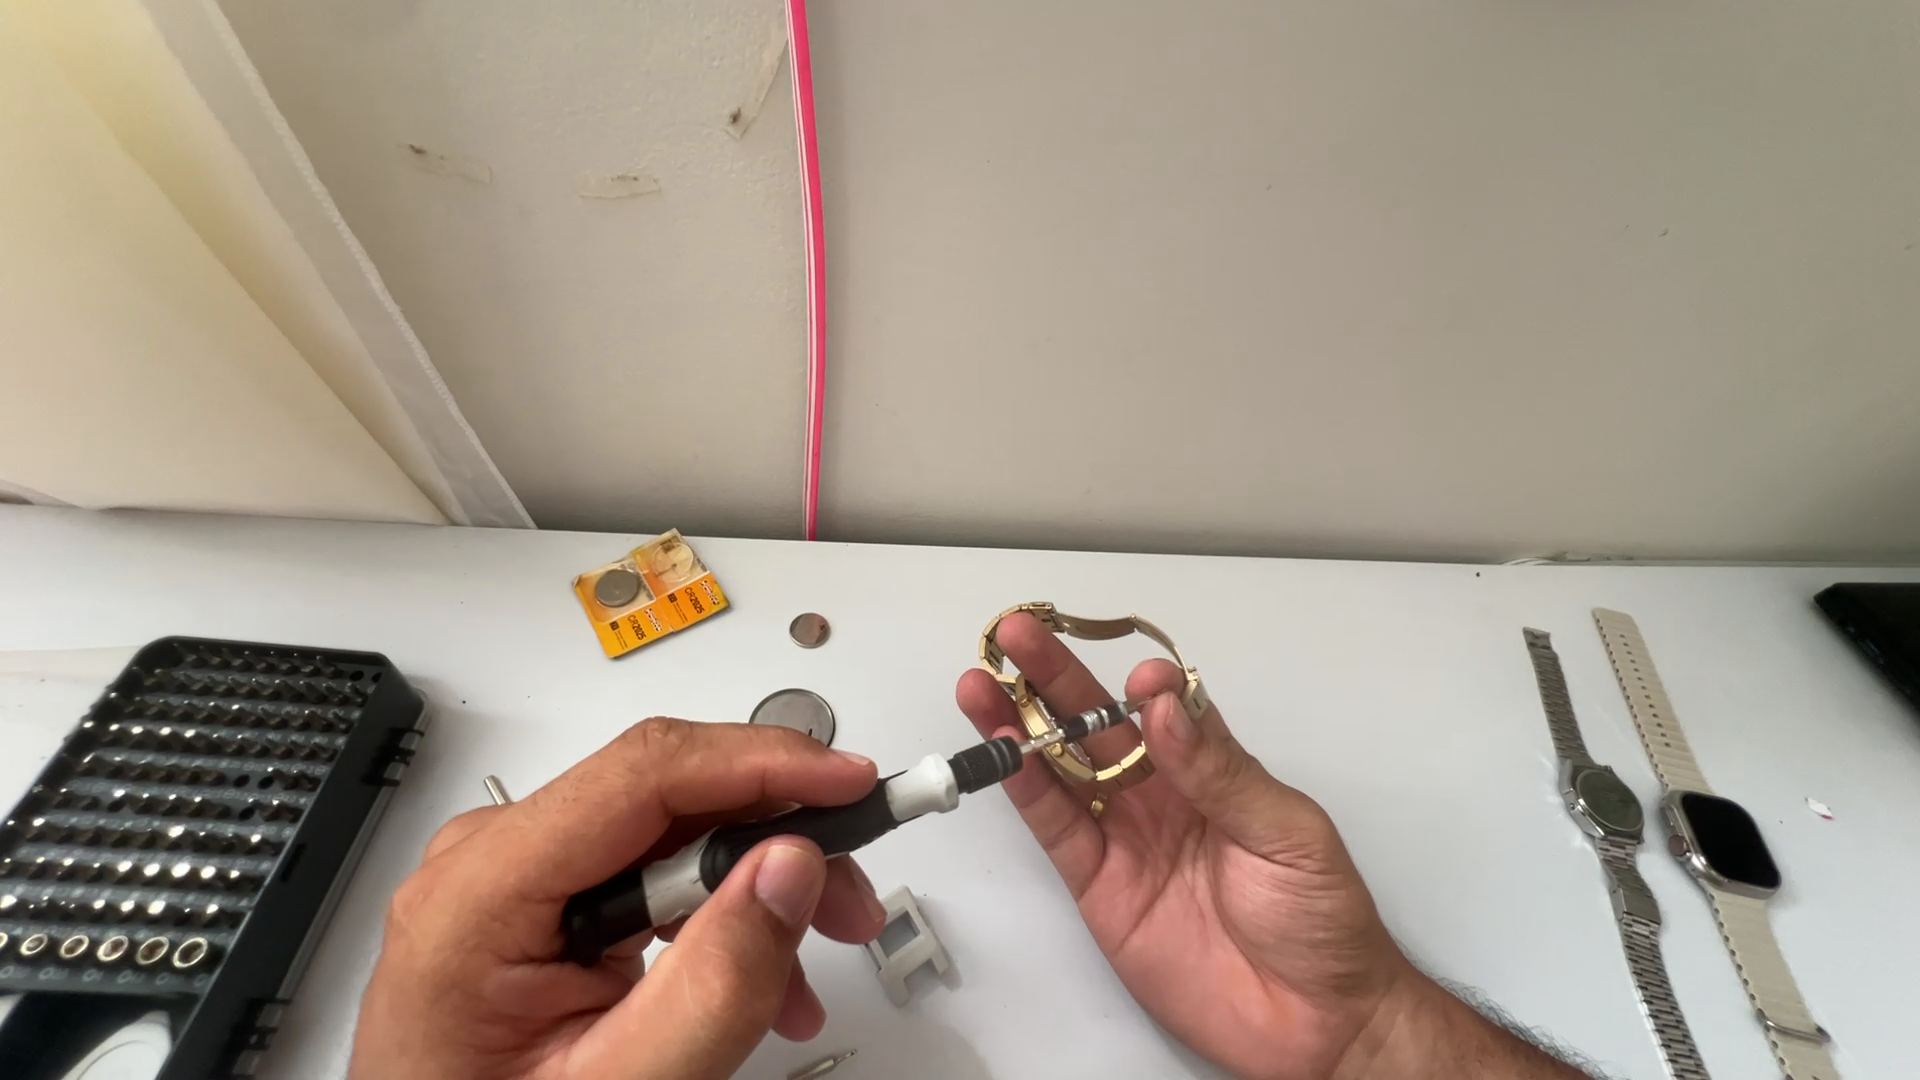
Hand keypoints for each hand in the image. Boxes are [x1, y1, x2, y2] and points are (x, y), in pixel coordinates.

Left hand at [349, 720, 887, 1079]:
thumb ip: (712, 987)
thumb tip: (793, 863)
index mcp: (483, 891)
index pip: (648, 772)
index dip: (763, 761)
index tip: (852, 783)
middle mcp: (501, 851)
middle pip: (678, 792)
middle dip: (783, 831)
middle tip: (854, 891)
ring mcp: (529, 864)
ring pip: (688, 823)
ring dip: (767, 872)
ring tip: (823, 947)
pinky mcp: (558, 886)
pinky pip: (669, 862)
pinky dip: (732, 902)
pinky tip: (768, 968)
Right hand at [957, 613, 1584, 1079]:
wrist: (1312, 1028)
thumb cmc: (1318, 917)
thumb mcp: (1285, 833)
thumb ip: (1219, 771)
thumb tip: (1163, 704)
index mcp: (1208, 767)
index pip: (1164, 708)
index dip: (1144, 686)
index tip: (1136, 676)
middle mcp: (1156, 789)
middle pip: (1094, 723)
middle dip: (1053, 678)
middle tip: (1014, 635)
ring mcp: (1122, 832)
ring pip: (1060, 766)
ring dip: (1018, 723)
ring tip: (981, 683)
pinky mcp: (1095, 880)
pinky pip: (1054, 827)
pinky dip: (1024, 789)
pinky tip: (1001, 751)